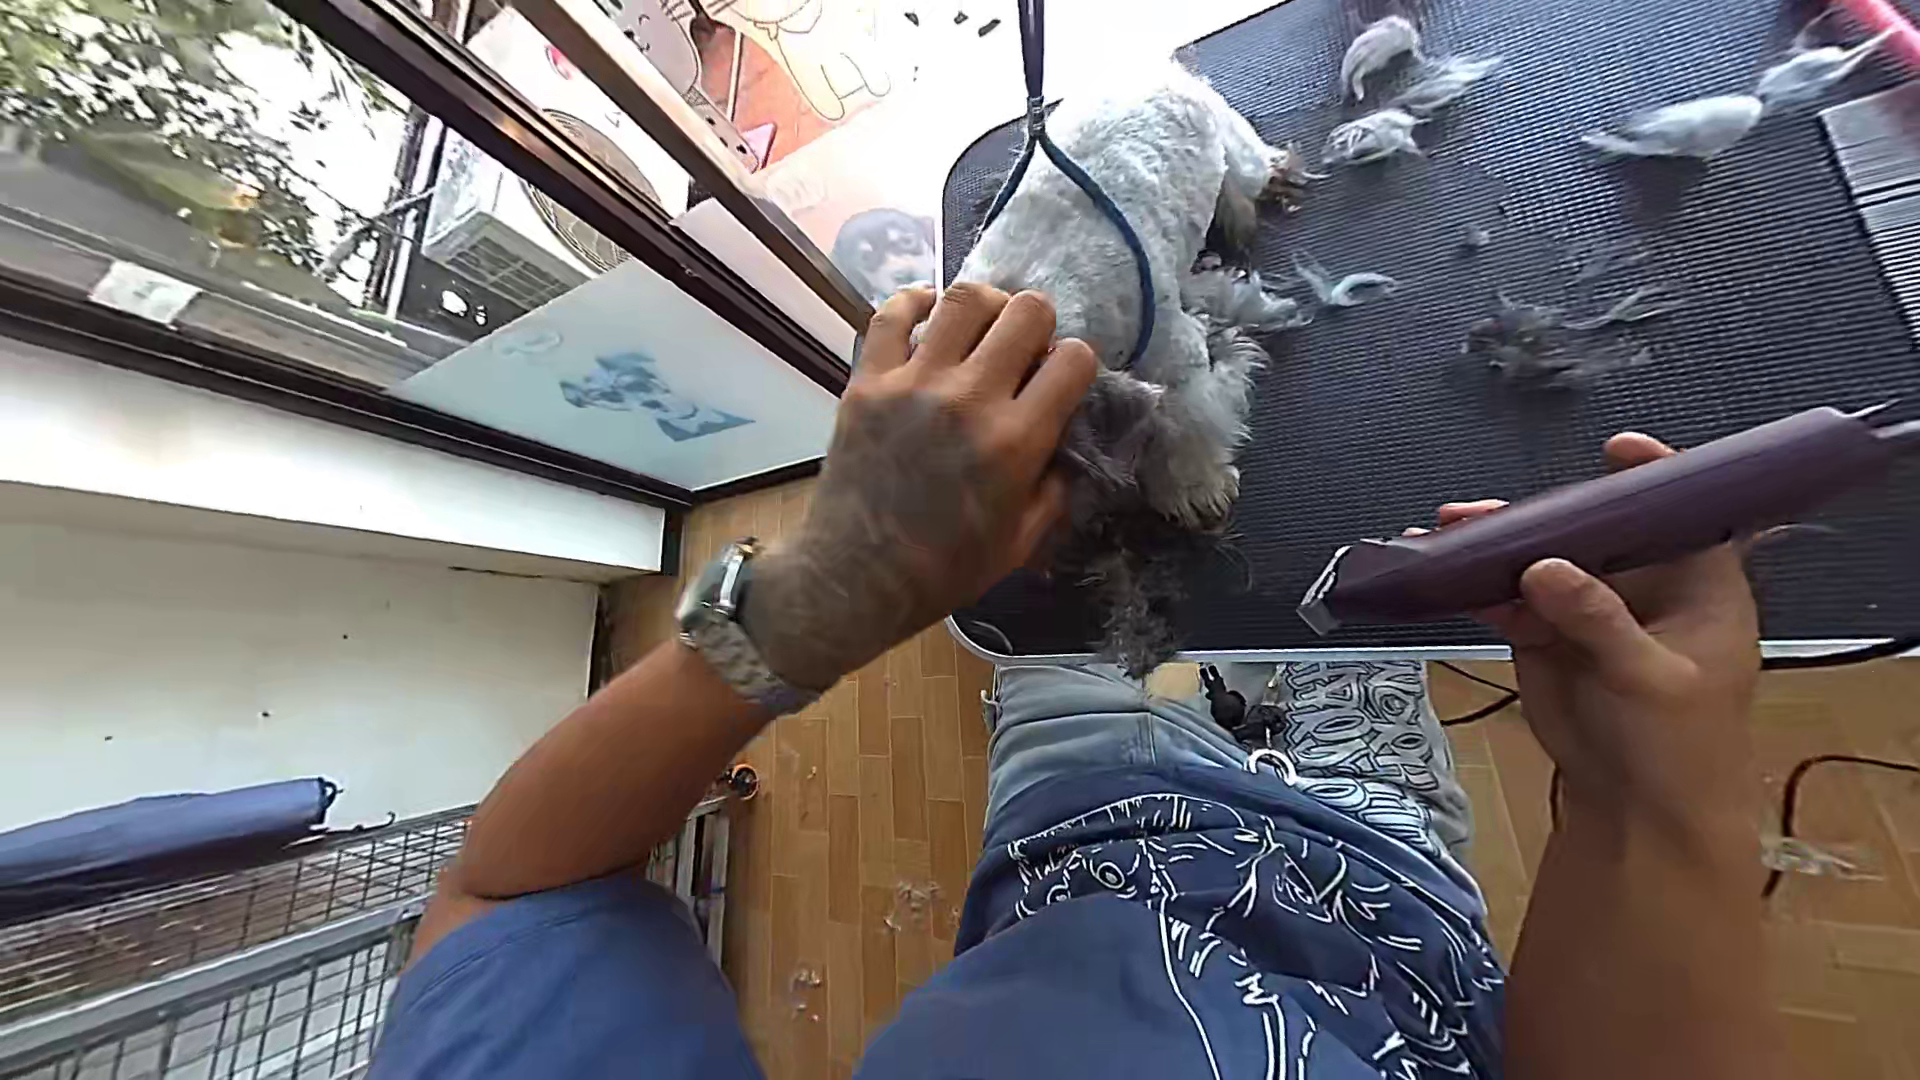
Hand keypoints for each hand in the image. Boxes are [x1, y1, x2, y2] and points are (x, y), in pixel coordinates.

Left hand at [742, 284, 1097, 691]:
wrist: (858, 576)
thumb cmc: (945, 570)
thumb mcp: (1020, 543)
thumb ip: (1055, 490)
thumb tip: (1063, 443)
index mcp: (1016, 441)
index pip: (1074, 360)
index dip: (1078, 363)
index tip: (1061, 381)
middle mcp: (969, 399)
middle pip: (1026, 311)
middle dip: (1039, 324)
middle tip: (1025, 351)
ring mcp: (913, 383)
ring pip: (965, 299)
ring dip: (988, 306)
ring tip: (983, 328)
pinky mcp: (868, 382)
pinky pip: (891, 315)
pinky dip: (915, 303)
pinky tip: (929, 316)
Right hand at [1438, 433, 1760, 843]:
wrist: (1629, 796)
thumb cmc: (1675, 740)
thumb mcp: (1648, 677)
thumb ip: (1599, 619)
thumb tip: (1542, 567)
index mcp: (1693, 591)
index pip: (1684, 521)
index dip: (1655, 481)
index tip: (1616, 450)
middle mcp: (1634, 590)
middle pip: (1582, 535)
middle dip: (1531, 517)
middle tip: (1473, 511)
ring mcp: (1578, 610)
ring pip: (1529, 563)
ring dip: (1486, 549)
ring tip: (1439, 535)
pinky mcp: (1537, 631)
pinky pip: (1499, 596)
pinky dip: (1469, 583)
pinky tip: (1438, 572)